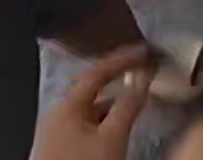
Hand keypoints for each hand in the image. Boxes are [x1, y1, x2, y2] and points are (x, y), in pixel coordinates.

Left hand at [30, 46, 154, 159]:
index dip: (123, 58)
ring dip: (114, 106)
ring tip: (136, 105)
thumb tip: (142, 78)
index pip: (98, 70)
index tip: (145, 52)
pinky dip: (106, 124)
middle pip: (93, 90)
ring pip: (91, 112)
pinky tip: (119, 131)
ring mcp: (57, 138)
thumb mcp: (112, 137)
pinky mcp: (61, 156)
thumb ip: (129, 104)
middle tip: (142, 75)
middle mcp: (58, 118)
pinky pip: (88, 129)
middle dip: (119, 82)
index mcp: (67, 107)